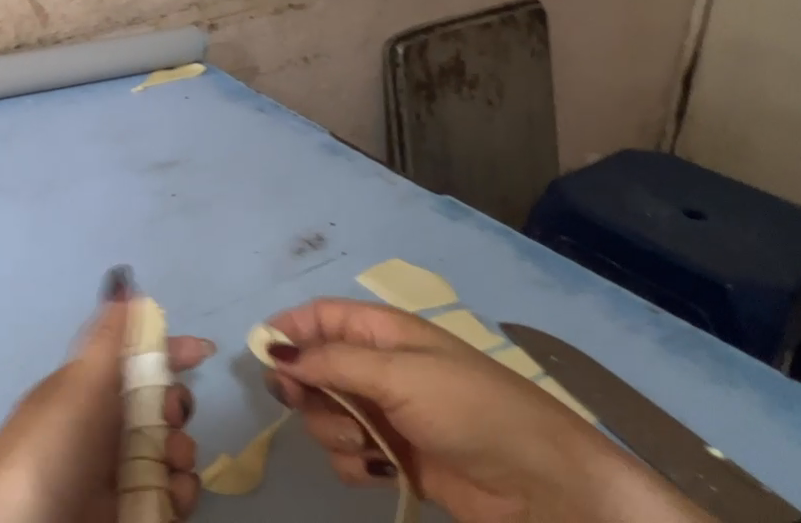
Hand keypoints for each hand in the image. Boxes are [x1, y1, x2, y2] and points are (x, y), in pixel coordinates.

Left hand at [0, 269, 215, 522]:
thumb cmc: (48, 451)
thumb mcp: (77, 386)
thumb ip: (108, 339)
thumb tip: (124, 282)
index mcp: (86, 390)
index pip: (134, 358)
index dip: (169, 350)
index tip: (205, 352)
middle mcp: (103, 428)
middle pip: (160, 406)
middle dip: (178, 407)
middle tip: (169, 418)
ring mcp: (116, 474)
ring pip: (170, 452)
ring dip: (181, 453)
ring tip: (167, 464)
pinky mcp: (129, 514)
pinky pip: (170, 496)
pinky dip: (178, 495)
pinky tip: (168, 497)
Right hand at [261, 299, 716, 522]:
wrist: (538, 484)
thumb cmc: (469, 409)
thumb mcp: (399, 374)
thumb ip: (332, 361)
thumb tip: (274, 349)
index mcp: (383, 331)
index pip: (320, 317)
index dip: (288, 330)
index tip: (262, 355)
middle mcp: (377, 367)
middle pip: (312, 367)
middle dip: (304, 387)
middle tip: (303, 401)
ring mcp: (383, 413)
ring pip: (322, 413)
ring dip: (332, 429)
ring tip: (366, 442)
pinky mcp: (390, 456)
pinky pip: (344, 453)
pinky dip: (353, 462)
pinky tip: (380, 469)